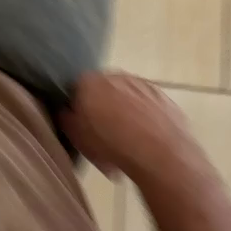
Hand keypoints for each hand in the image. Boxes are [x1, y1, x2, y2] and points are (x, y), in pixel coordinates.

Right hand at [61, 72, 209, 184]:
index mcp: (89, 81)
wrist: (161, 155)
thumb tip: (66, 110)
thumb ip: (65, 118)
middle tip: (106, 138)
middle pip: (104, 92)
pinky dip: (147, 120)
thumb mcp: (76, 136)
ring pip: (128, 99)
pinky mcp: (165, 98)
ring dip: (126, 115)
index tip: (83, 128)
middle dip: (104, 110)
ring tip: (129, 145)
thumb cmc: (111, 144)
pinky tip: (149, 142)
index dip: (79, 109)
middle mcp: (114, 75)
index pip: (77, 89)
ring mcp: (142, 85)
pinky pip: (149, 108)